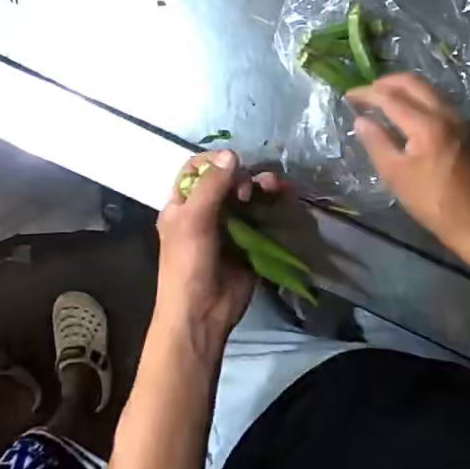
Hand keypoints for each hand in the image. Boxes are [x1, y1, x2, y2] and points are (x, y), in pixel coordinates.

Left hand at [154, 151, 276, 352]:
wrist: (202, 314)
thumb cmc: (188, 265)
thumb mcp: (193, 221)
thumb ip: (211, 186)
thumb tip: (232, 154)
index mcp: (183, 205)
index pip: (197, 170)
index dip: (215, 162)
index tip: (233, 163)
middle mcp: (205, 212)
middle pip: (227, 181)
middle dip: (244, 175)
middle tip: (253, 187)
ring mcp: (228, 227)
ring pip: (248, 197)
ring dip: (263, 186)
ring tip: (276, 186)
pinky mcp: (249, 242)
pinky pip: (263, 217)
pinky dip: (274, 205)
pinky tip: (286, 197)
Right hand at [349, 73, 469, 250]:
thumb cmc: (431, 200)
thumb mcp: (395, 174)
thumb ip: (376, 142)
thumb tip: (360, 120)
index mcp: (426, 124)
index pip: (390, 98)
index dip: (366, 94)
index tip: (348, 96)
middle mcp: (444, 113)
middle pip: (412, 82)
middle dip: (385, 83)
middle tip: (364, 92)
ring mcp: (457, 119)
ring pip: (426, 89)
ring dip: (401, 88)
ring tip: (379, 98)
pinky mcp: (461, 128)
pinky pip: (434, 100)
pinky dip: (415, 97)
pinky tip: (402, 111)